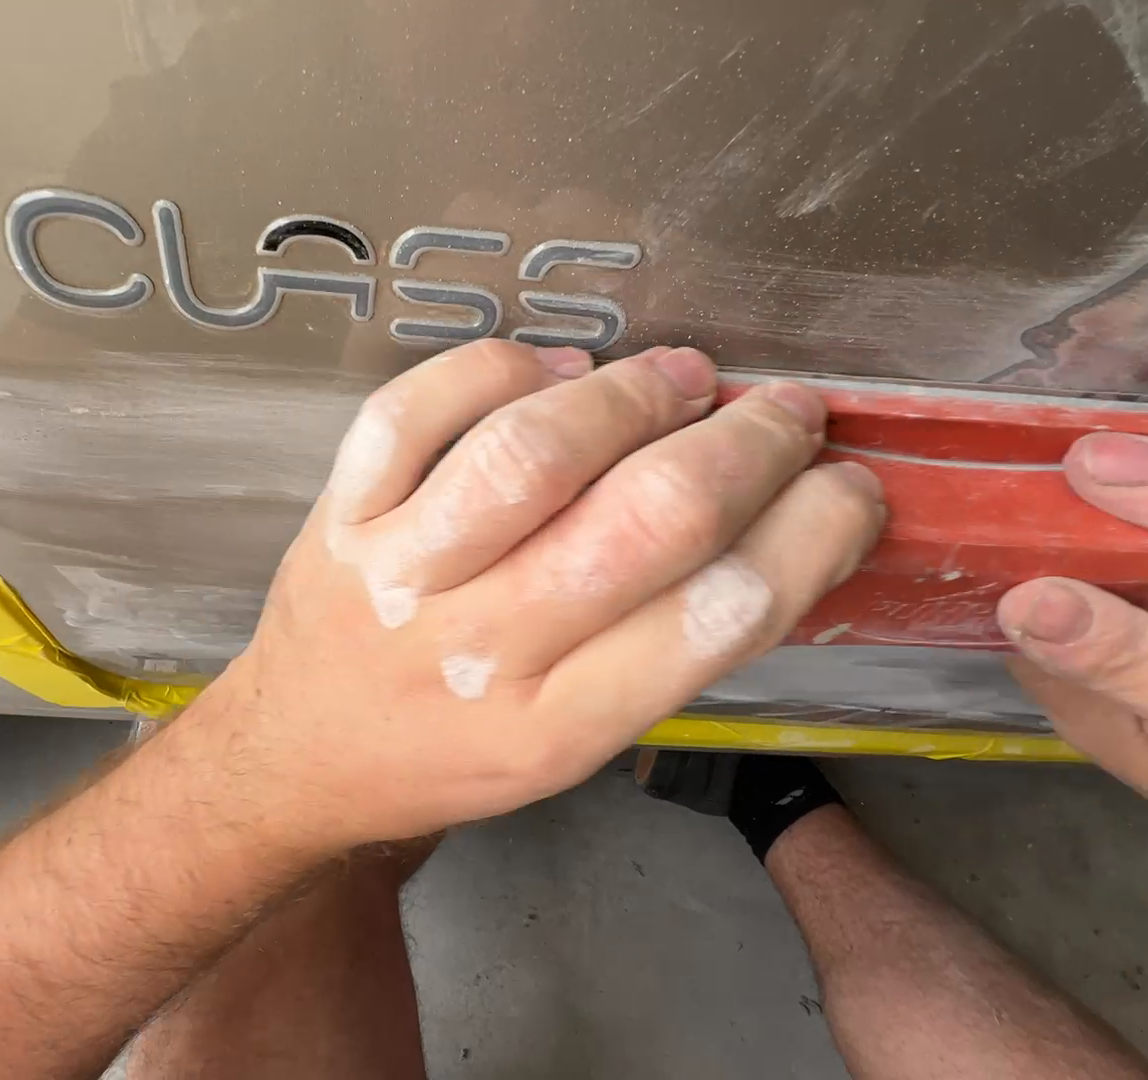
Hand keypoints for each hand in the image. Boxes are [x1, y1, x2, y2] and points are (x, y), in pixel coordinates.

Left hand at [184, 340, 884, 852]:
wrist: (302, 756)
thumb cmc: (444, 757)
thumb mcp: (566, 748)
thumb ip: (657, 651)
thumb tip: (761, 524)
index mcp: (559, 726)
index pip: (718, 614)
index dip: (809, 532)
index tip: (845, 487)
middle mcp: (481, 649)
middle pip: (642, 521)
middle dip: (745, 447)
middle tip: (784, 412)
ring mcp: (399, 575)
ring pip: (531, 453)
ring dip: (628, 395)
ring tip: (678, 378)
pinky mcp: (339, 518)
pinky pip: (411, 413)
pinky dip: (494, 368)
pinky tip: (549, 369)